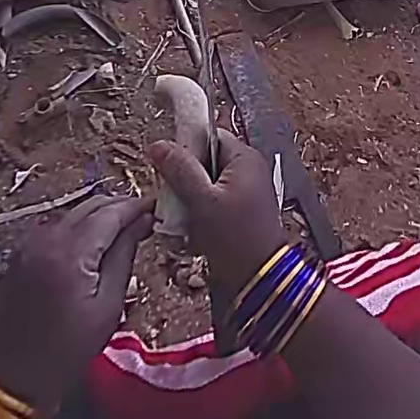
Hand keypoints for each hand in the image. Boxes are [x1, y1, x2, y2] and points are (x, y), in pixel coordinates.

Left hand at [0, 195, 151, 413]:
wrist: (11, 377)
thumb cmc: (66, 350)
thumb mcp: (107, 307)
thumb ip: (124, 256)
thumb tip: (142, 222)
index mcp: (71, 251)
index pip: (110, 213)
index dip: (134, 206)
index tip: (155, 206)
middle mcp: (48, 237)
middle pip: (91, 206)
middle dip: (119, 207)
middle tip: (143, 218)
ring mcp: (32, 242)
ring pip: (75, 212)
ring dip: (100, 215)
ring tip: (123, 230)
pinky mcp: (23, 251)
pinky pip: (59, 226)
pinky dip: (81, 225)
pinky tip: (94, 242)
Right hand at [148, 130, 284, 292]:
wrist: (261, 282)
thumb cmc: (236, 238)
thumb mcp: (203, 201)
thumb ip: (180, 170)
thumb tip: (158, 146)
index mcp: (245, 158)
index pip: (209, 136)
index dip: (187, 145)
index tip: (168, 162)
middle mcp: (247, 170)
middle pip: (206, 159)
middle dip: (185, 174)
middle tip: (172, 191)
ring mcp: (244, 191)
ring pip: (206, 181)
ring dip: (189, 194)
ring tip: (180, 211)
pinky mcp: (239, 211)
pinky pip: (212, 200)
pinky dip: (199, 209)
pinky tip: (189, 225)